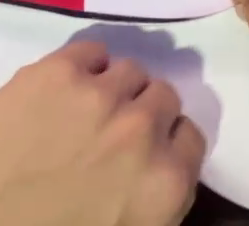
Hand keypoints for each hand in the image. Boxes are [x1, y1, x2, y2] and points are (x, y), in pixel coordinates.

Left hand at [0, 41, 206, 225]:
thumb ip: (154, 198)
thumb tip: (161, 164)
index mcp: (164, 184)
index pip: (191, 137)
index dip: (168, 143)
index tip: (147, 152)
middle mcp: (142, 130)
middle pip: (164, 96)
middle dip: (143, 113)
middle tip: (113, 135)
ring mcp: (98, 95)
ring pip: (130, 70)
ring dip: (114, 90)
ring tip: (85, 112)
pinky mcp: (56, 72)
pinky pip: (92, 50)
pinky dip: (86, 68)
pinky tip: (64, 92)